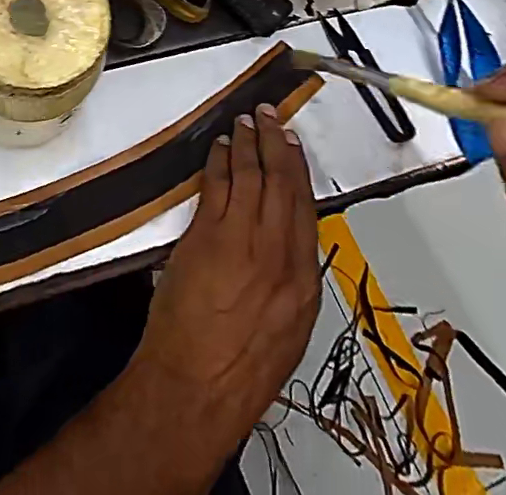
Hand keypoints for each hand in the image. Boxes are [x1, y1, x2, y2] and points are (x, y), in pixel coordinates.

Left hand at [130, 104, 321, 456]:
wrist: (198, 388)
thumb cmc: (240, 369)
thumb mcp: (287, 328)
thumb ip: (290, 282)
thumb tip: (285, 251)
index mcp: (303, 280)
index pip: (306, 208)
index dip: (301, 171)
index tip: (296, 147)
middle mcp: (278, 255)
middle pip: (282, 184)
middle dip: (278, 145)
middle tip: (273, 117)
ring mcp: (242, 242)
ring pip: (251, 178)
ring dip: (248, 144)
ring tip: (247, 122)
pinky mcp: (207, 238)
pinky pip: (217, 187)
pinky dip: (218, 162)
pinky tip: (219, 148)